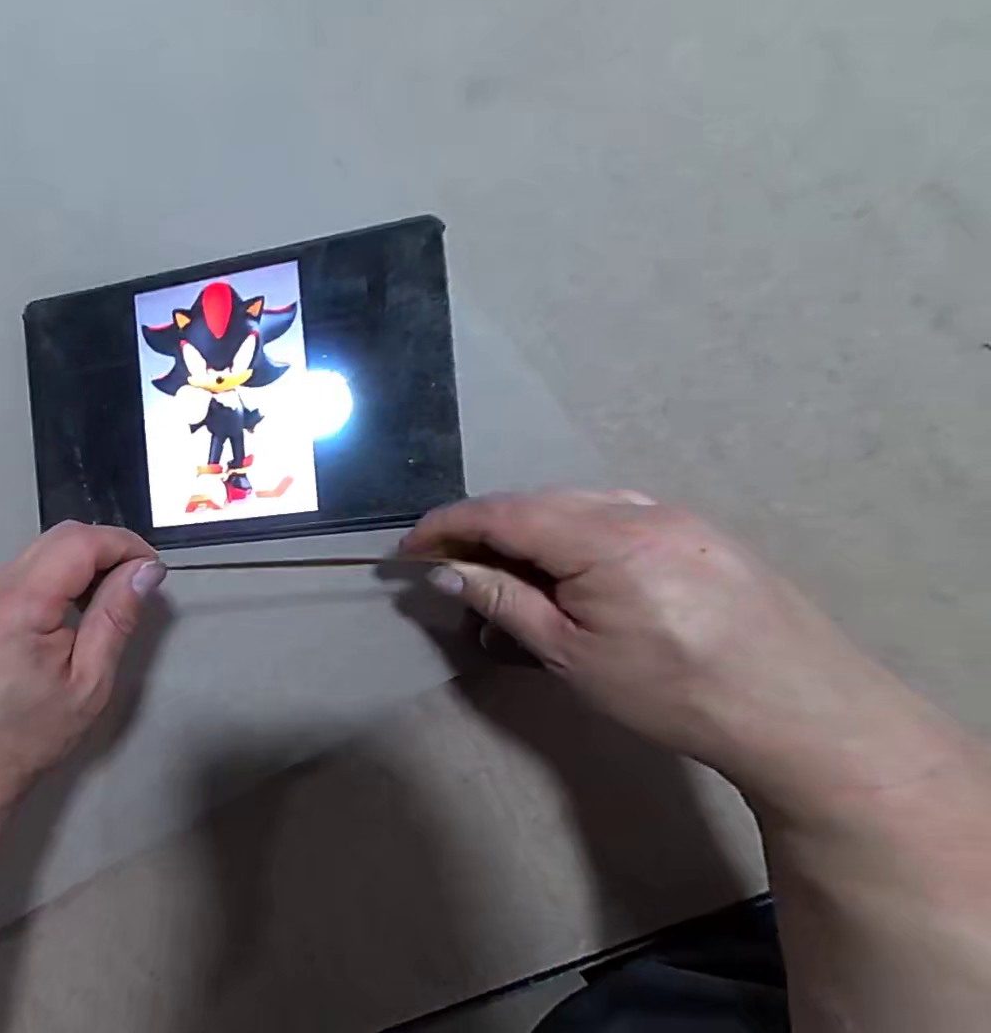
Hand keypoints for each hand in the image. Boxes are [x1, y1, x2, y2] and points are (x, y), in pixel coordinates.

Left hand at [0, 522, 164, 816]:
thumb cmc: (33, 733)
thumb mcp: (89, 683)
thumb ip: (116, 617)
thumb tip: (147, 569)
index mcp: (14, 609)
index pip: (76, 544)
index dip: (121, 544)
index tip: (152, 568)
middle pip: (58, 537)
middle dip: (105, 549)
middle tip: (136, 582)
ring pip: (41, 549)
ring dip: (81, 561)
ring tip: (106, 598)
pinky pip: (24, 567)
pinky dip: (57, 573)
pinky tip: (71, 605)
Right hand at [401, 490, 946, 813]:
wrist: (817, 723)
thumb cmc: (677, 694)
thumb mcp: (571, 655)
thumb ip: (502, 601)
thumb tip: (444, 571)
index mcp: (607, 541)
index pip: (501, 513)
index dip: (445, 526)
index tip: (408, 550)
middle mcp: (640, 512)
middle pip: (531, 501)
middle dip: (477, 526)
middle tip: (445, 562)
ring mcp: (675, 517)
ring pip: (568, 502)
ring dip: (519, 526)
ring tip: (494, 564)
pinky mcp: (696, 531)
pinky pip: (606, 511)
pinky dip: (562, 527)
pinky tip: (557, 560)